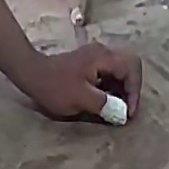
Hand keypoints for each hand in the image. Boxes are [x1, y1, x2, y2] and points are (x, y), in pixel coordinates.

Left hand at [18, 43, 141, 120]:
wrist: (33, 76)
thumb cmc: (56, 87)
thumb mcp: (81, 99)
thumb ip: (105, 105)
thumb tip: (122, 114)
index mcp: (103, 57)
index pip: (132, 68)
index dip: (134, 92)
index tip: (129, 113)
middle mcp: (103, 54)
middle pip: (129, 68)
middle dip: (131, 91)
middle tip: (126, 113)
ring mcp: (96, 60)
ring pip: (119, 74)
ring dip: (122, 93)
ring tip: (118, 112)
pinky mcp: (89, 67)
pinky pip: (108, 78)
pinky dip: (112, 92)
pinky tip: (107, 106)